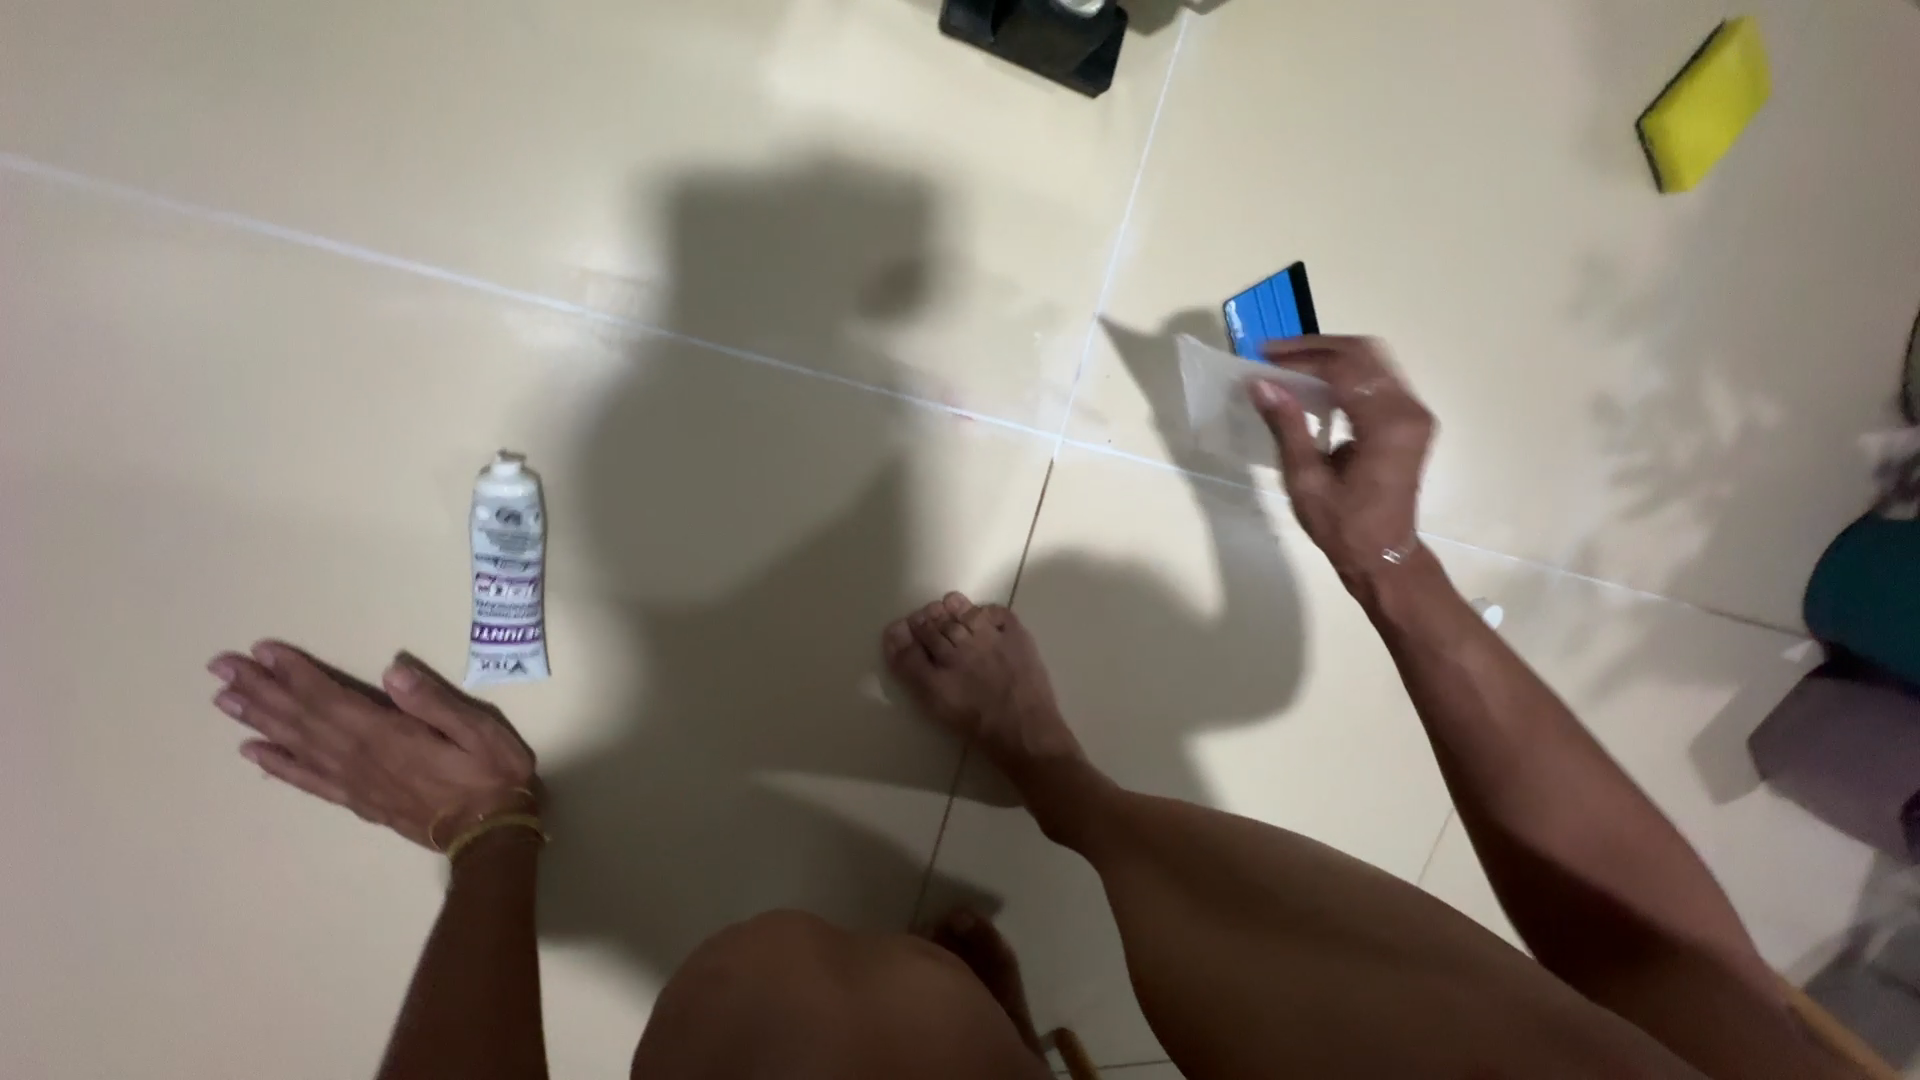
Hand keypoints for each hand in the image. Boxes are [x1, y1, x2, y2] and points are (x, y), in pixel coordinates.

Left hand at [207, 642, 537, 850]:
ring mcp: (353, 782)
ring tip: (225, 698)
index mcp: (386, 735)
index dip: (296, 674)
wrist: (489, 829)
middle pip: (302, 719)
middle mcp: (358, 757)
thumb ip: (434, 702)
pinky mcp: (356, 800)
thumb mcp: (478, 729)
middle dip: (263, 690)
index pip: (331, 699)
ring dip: (259, 720)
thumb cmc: (492, 772)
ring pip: (296, 745)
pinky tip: (254, 752)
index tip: (264, 651)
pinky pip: (307, 781)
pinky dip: (277, 765)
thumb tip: (393, 671)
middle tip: (222, 666)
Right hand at [1247, 335, 1435, 592]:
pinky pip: (1378, 380)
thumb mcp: (1305, 479)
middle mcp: (1408, 410)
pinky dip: (1345, 374)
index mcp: (1386, 425)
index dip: (1302, 357)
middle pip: (1365, 353)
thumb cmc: (1343, 525)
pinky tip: (1315, 384)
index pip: (1344, 368)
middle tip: (1274, 354)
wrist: (1383, 555)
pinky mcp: (1409, 421)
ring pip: (1373, 362)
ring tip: (1289, 365)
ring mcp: (1414, 414)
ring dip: (1331, 357)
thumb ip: (1287, 426)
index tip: (1264, 358)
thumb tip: (1261, 384)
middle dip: (1317, 348)